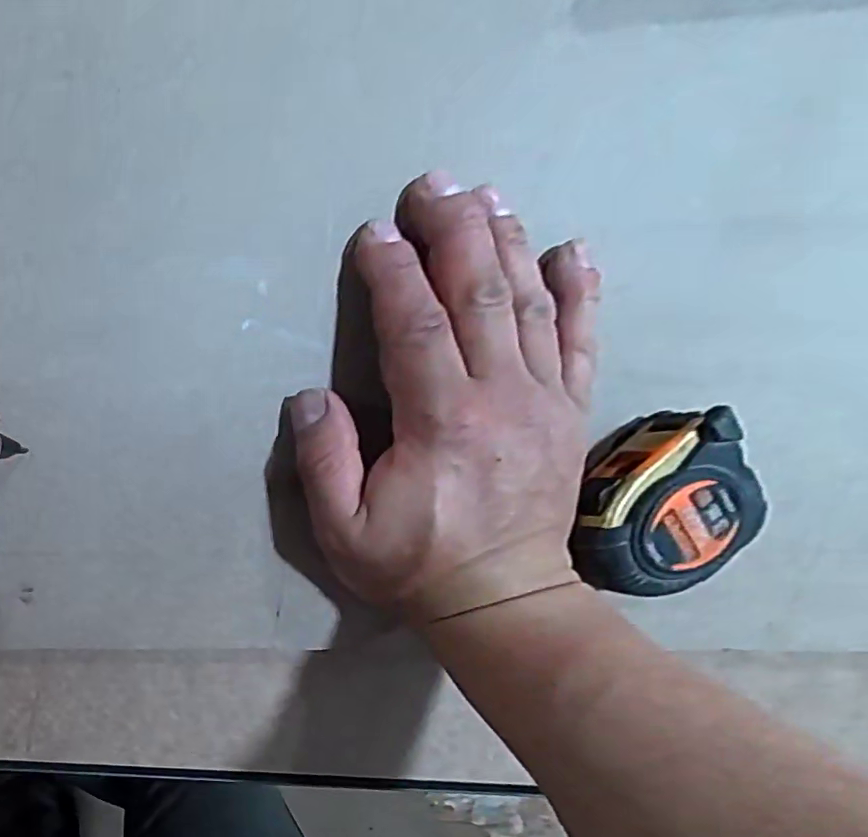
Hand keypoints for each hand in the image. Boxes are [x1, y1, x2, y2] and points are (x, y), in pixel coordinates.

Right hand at [287, 171, 601, 620]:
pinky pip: (579, 337)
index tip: (373, 235)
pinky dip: (578, 288)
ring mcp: (544, 399)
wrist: (501, 598)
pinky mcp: (566, 409)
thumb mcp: (340, 527)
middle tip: (433, 185)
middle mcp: (501, 397)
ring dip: (506, 243)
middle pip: (479, 297)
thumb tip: (310, 397)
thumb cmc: (408, 563)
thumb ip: (323, 460)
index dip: (392, 276)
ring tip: (486, 197)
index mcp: (441, 422)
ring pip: (529, 304)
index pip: (414, 329)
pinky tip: (570, 248)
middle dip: (455, 234)